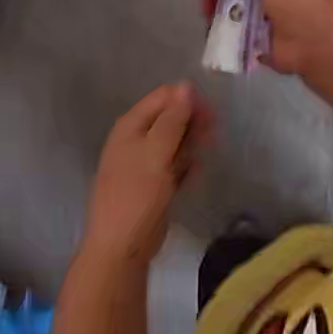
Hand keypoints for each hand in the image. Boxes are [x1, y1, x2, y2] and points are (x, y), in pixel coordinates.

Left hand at [84, 83, 208, 265]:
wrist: (121, 247)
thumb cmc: (136, 194)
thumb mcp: (156, 152)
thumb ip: (173, 118)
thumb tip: (186, 85)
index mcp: (131, 126)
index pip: (164, 97)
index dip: (188, 101)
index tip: (210, 116)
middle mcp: (137, 138)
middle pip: (171, 117)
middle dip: (193, 123)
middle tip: (211, 138)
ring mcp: (145, 161)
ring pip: (175, 140)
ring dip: (192, 144)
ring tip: (201, 158)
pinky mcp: (155, 182)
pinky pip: (175, 163)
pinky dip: (186, 165)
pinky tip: (193, 174)